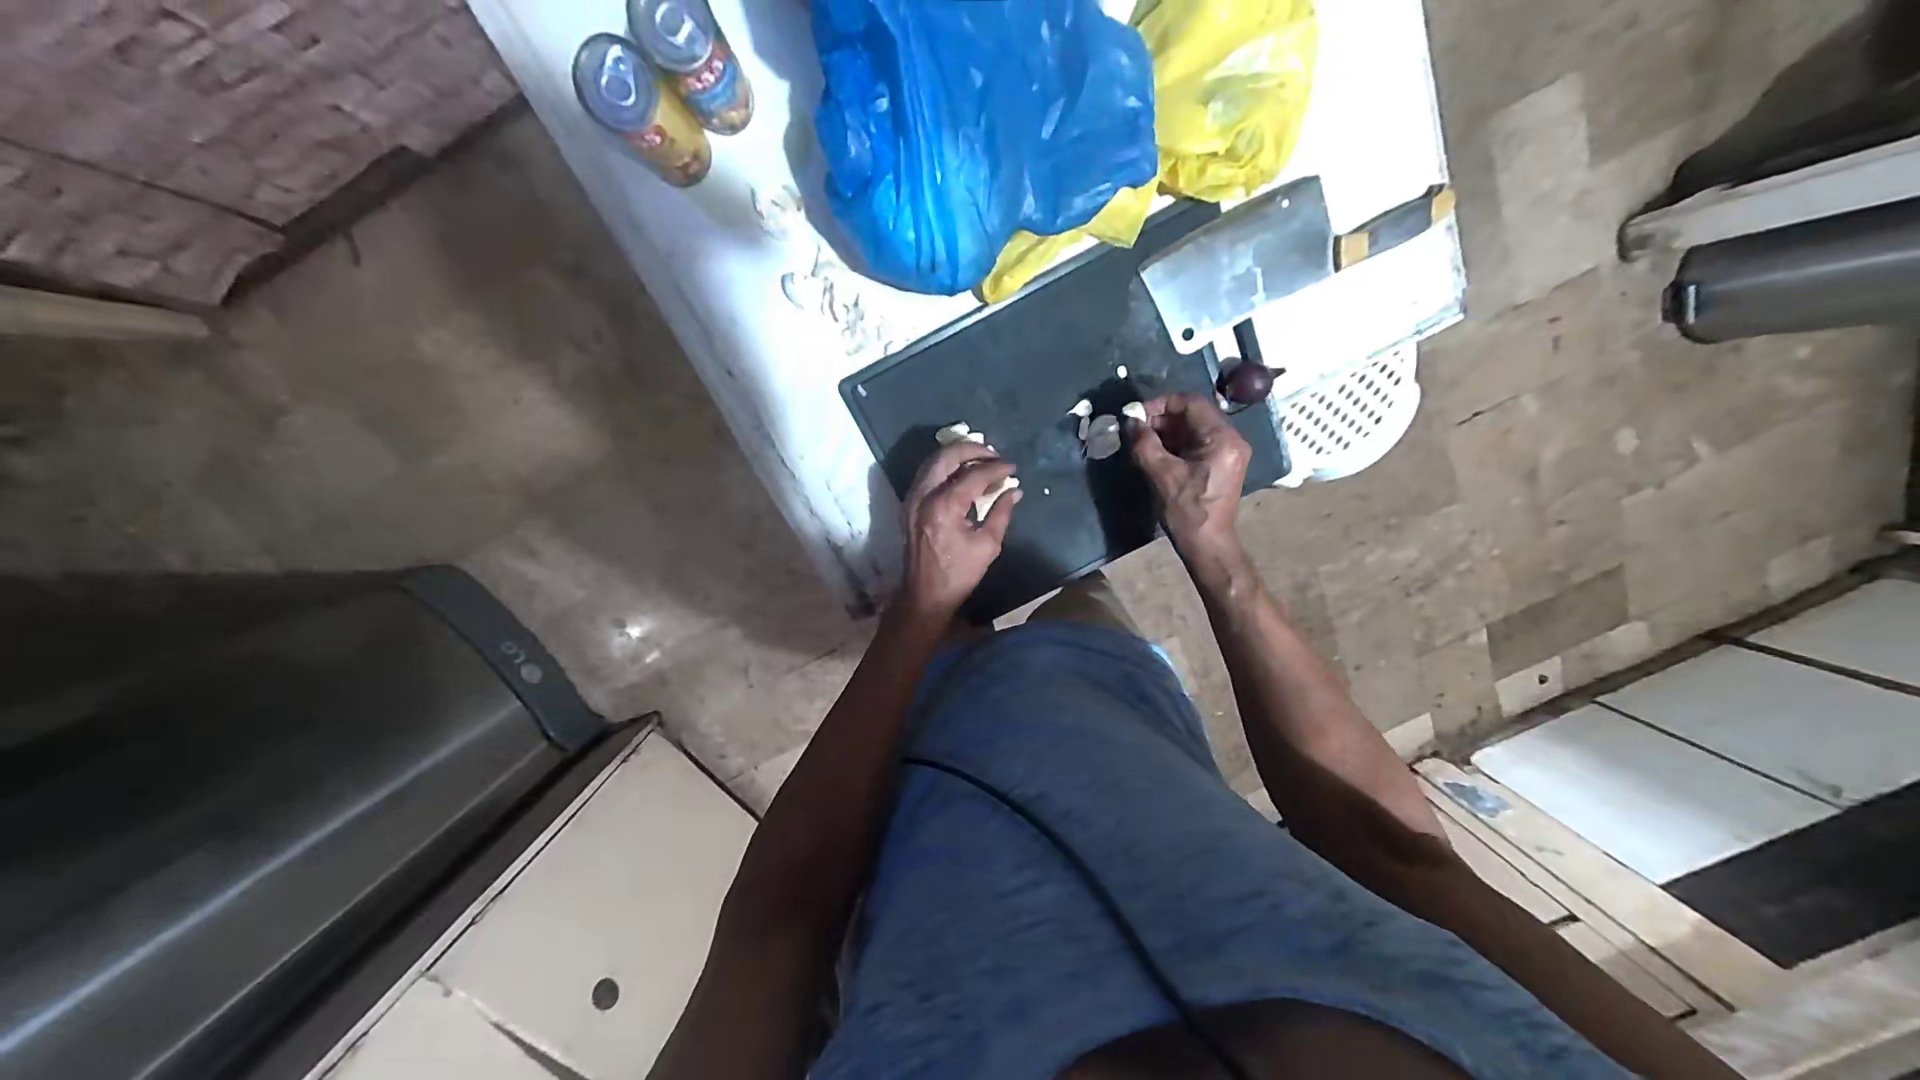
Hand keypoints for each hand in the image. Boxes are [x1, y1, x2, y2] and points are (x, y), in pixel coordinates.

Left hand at [899, 441, 1021, 617]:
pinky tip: (962, 474)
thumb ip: (1000, 513)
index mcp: (944, 506)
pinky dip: (944, 468)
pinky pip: (926, 475)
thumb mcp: (987, 545)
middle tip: (993, 454)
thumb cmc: (958, 575)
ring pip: (933, 462)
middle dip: (972, 449)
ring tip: (980, 460)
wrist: (923, 595)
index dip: (996, 468)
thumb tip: (1013, 491)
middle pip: (946, 456)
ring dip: (956, 456)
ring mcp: (912, 499)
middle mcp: (923, 495)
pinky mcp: (909, 505)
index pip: (973, 474)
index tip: (1012, 468)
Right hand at [1128, 393, 1250, 572]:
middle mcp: (1231, 439)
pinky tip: (1155, 451)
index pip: (1191, 403)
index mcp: (1222, 438)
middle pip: (1193, 414)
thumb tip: (1131, 421)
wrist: (1207, 544)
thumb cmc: (1186, 511)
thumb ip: (1144, 443)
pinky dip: (1174, 443)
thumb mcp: (1161, 474)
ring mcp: (1228, 452)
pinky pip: (1195, 442)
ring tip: (1141, 440)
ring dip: (1166, 431)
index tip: (1136, 415)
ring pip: (1193, 428)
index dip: (1161, 404)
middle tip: (1135, 429)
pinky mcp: (1220, 463)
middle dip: (1161, 418)